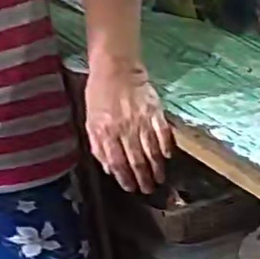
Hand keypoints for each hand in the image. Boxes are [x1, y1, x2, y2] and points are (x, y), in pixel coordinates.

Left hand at [83, 61, 172, 192]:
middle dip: (142, 178)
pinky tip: (168, 157)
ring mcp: (142, 121)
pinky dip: (166, 147)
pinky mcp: (156, 113)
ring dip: (156, 168)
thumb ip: (98, 144)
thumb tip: (108, 166)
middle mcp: (124, 129)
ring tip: (160, 179)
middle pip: (135, 160)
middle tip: (148, 190)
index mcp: (105, 130)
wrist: (117, 68)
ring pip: (151, 151)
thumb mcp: (91, 119)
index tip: (130, 188)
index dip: (124, 177)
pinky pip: (163, 134)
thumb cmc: (101, 94)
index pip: (116, 161)